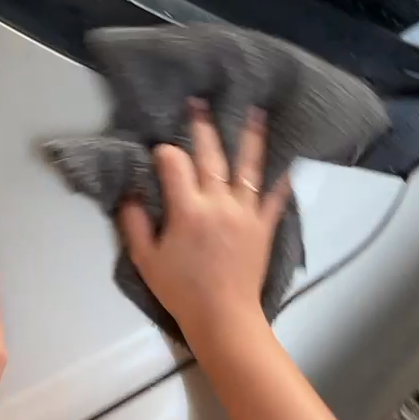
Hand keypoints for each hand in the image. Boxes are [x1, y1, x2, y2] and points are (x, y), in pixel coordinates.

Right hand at [119, 101, 290, 338]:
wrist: (223, 317)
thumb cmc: (180, 290)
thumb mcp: (145, 259)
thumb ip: (133, 222)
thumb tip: (130, 192)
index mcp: (187, 211)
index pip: (174, 165)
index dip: (164, 152)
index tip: (159, 152)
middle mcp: (219, 204)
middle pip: (211, 156)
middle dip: (203, 127)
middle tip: (198, 102)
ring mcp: (246, 212)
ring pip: (249, 166)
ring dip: (249, 136)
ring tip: (253, 109)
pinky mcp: (264, 224)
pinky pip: (277, 194)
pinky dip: (282, 174)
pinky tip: (288, 155)